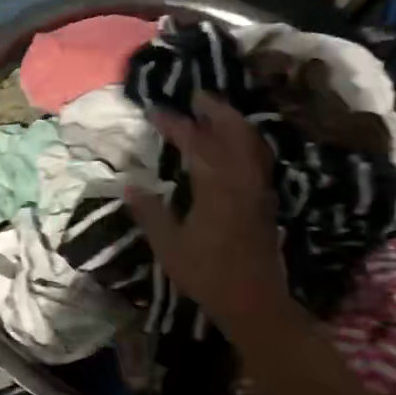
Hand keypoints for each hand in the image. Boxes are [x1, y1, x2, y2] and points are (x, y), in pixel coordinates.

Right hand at [125, 91, 289, 323]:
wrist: (253, 299)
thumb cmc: (206, 273)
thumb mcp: (168, 245)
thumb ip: (150, 212)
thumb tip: (130, 184)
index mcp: (216, 185)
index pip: (194, 142)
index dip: (174, 123)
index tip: (155, 110)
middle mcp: (241, 178)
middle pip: (233, 131)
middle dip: (215, 109)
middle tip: (195, 95)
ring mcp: (258, 187)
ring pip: (251, 142)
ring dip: (233, 121)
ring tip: (215, 112)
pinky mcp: (265, 199)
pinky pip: (257, 156)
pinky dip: (245, 140)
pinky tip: (233, 145)